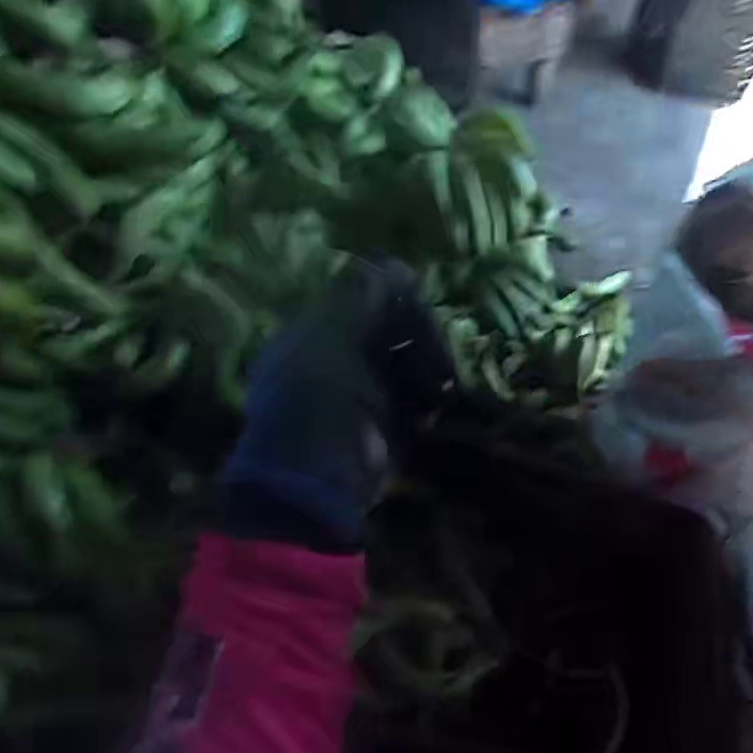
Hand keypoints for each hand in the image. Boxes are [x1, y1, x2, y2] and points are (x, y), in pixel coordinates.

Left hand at [219, 257, 447, 552]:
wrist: (314, 486)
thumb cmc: (318, 405)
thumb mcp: (330, 339)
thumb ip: (359, 297)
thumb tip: (396, 265)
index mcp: (314, 332)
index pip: (366, 298)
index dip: (397, 302)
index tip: (419, 314)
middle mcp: (337, 358)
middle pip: (392, 331)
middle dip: (419, 341)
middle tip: (437, 363)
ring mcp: (362, 395)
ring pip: (408, 365)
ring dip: (429, 370)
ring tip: (438, 391)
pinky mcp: (384, 427)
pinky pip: (415, 400)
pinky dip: (428, 401)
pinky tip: (432, 412)